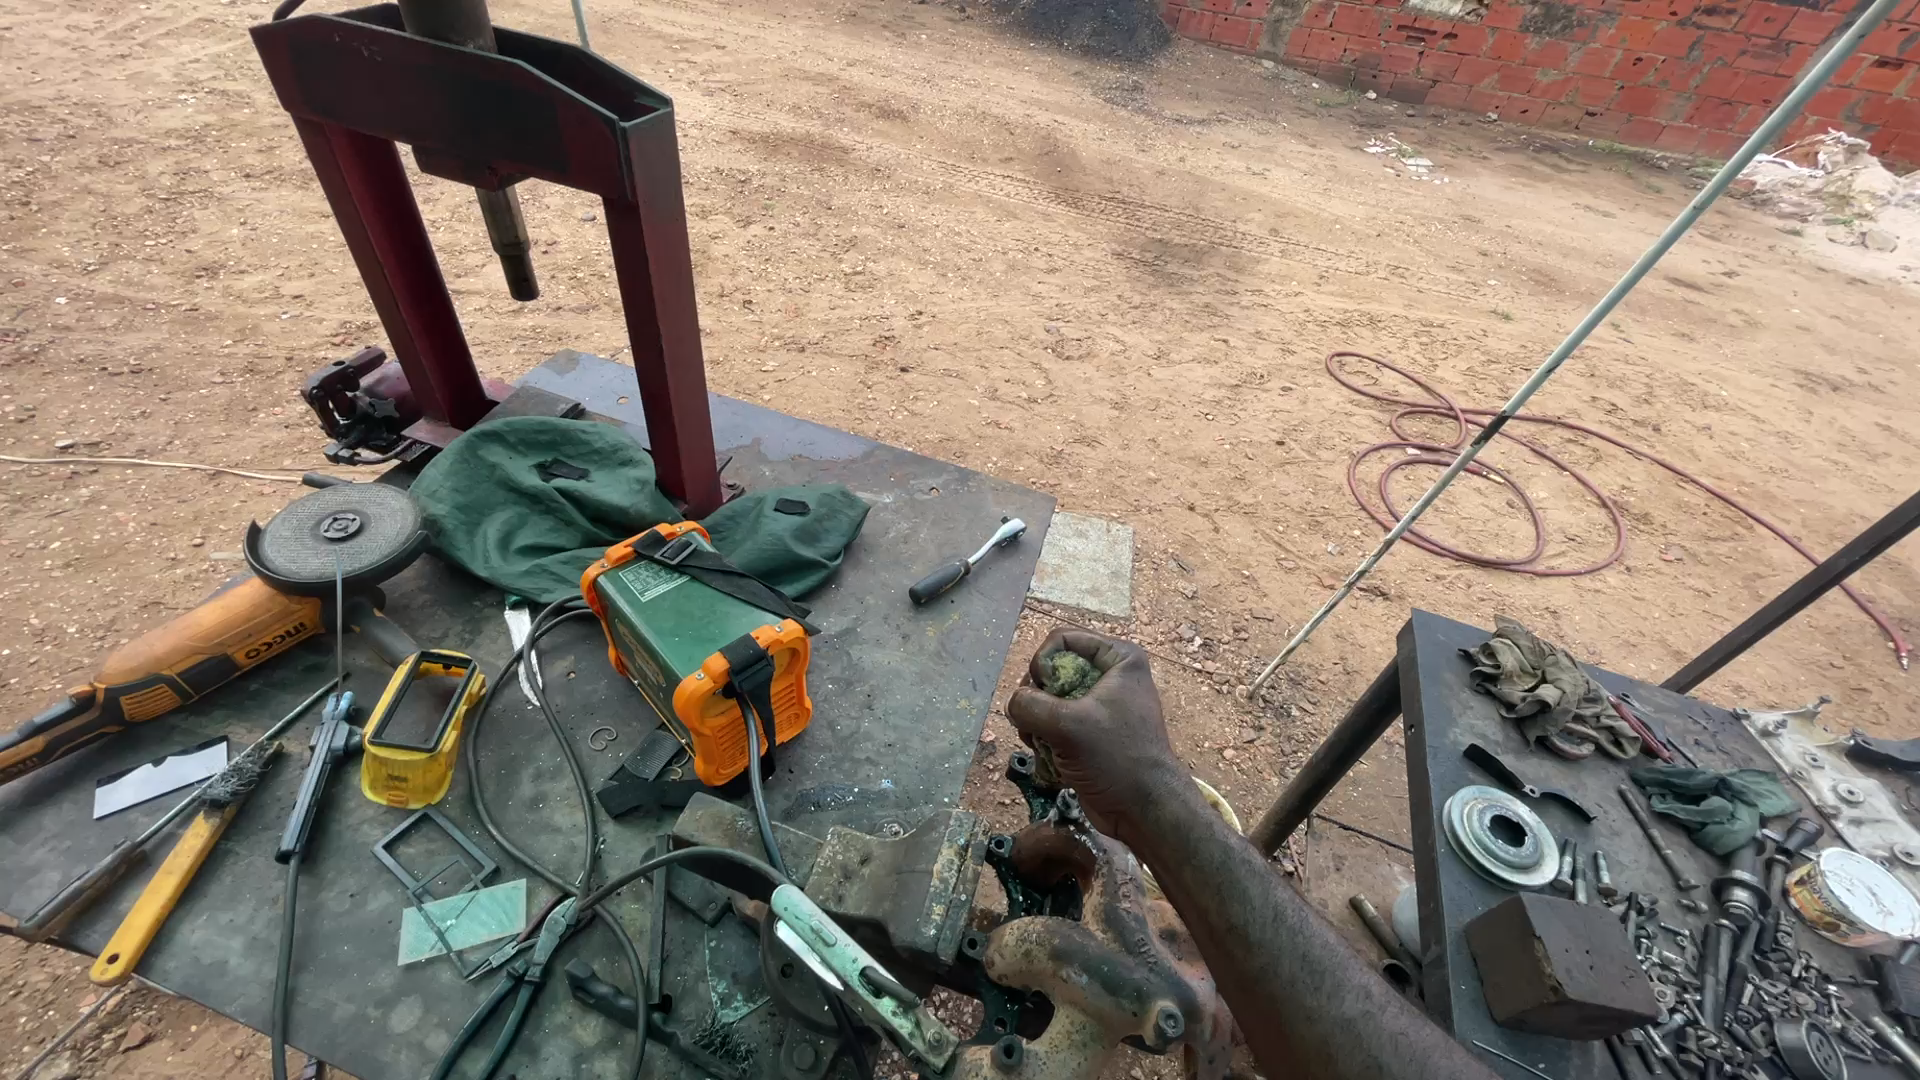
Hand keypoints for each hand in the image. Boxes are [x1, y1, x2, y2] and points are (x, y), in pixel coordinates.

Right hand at [1005, 629, 1185, 848]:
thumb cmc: (1116, 758)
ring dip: (1036, 723)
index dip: (1043, 663)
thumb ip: (1030, 705)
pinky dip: (1044, 739)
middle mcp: (1108, 675)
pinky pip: (1052, 723)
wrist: (1144, 811)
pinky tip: (1048, 758)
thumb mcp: (1068, 725)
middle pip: (1049, 670)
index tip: (1045, 691)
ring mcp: (1097, 705)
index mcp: (1117, 658)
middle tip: (1039, 723)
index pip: (1060, 639)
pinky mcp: (1088, 732)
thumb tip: (1015, 704)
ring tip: (1044, 745)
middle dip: (1037, 699)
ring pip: (1045, 699)